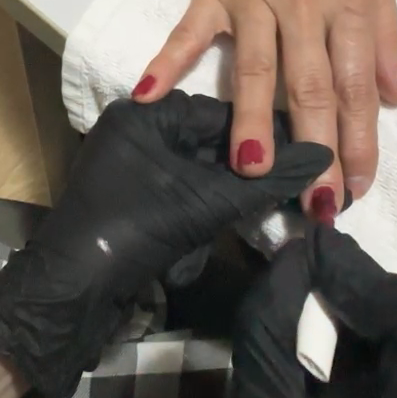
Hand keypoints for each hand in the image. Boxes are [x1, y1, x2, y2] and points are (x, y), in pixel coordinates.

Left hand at [0, 93, 329, 397]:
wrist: (76, 286)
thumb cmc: (136, 227)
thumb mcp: (206, 202)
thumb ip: (264, 181)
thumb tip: (320, 159)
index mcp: (142, 112)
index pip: (216, 111)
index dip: (260, 132)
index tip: (301, 150)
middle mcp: (132, 127)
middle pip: (205, 137)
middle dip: (245, 159)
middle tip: (290, 176)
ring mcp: (127, 161)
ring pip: (193, 162)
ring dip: (228, 180)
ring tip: (270, 194)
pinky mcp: (127, 192)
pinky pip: (177, 182)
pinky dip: (205, 195)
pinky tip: (236, 208)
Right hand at [144, 0, 396, 218]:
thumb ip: (385, 37)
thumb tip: (395, 99)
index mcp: (349, 0)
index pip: (356, 82)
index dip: (359, 138)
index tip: (357, 185)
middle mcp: (303, 3)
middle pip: (309, 85)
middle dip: (315, 148)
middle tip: (315, 203)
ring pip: (255, 68)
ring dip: (253, 121)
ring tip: (251, 172)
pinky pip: (188, 31)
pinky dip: (167, 61)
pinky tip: (148, 96)